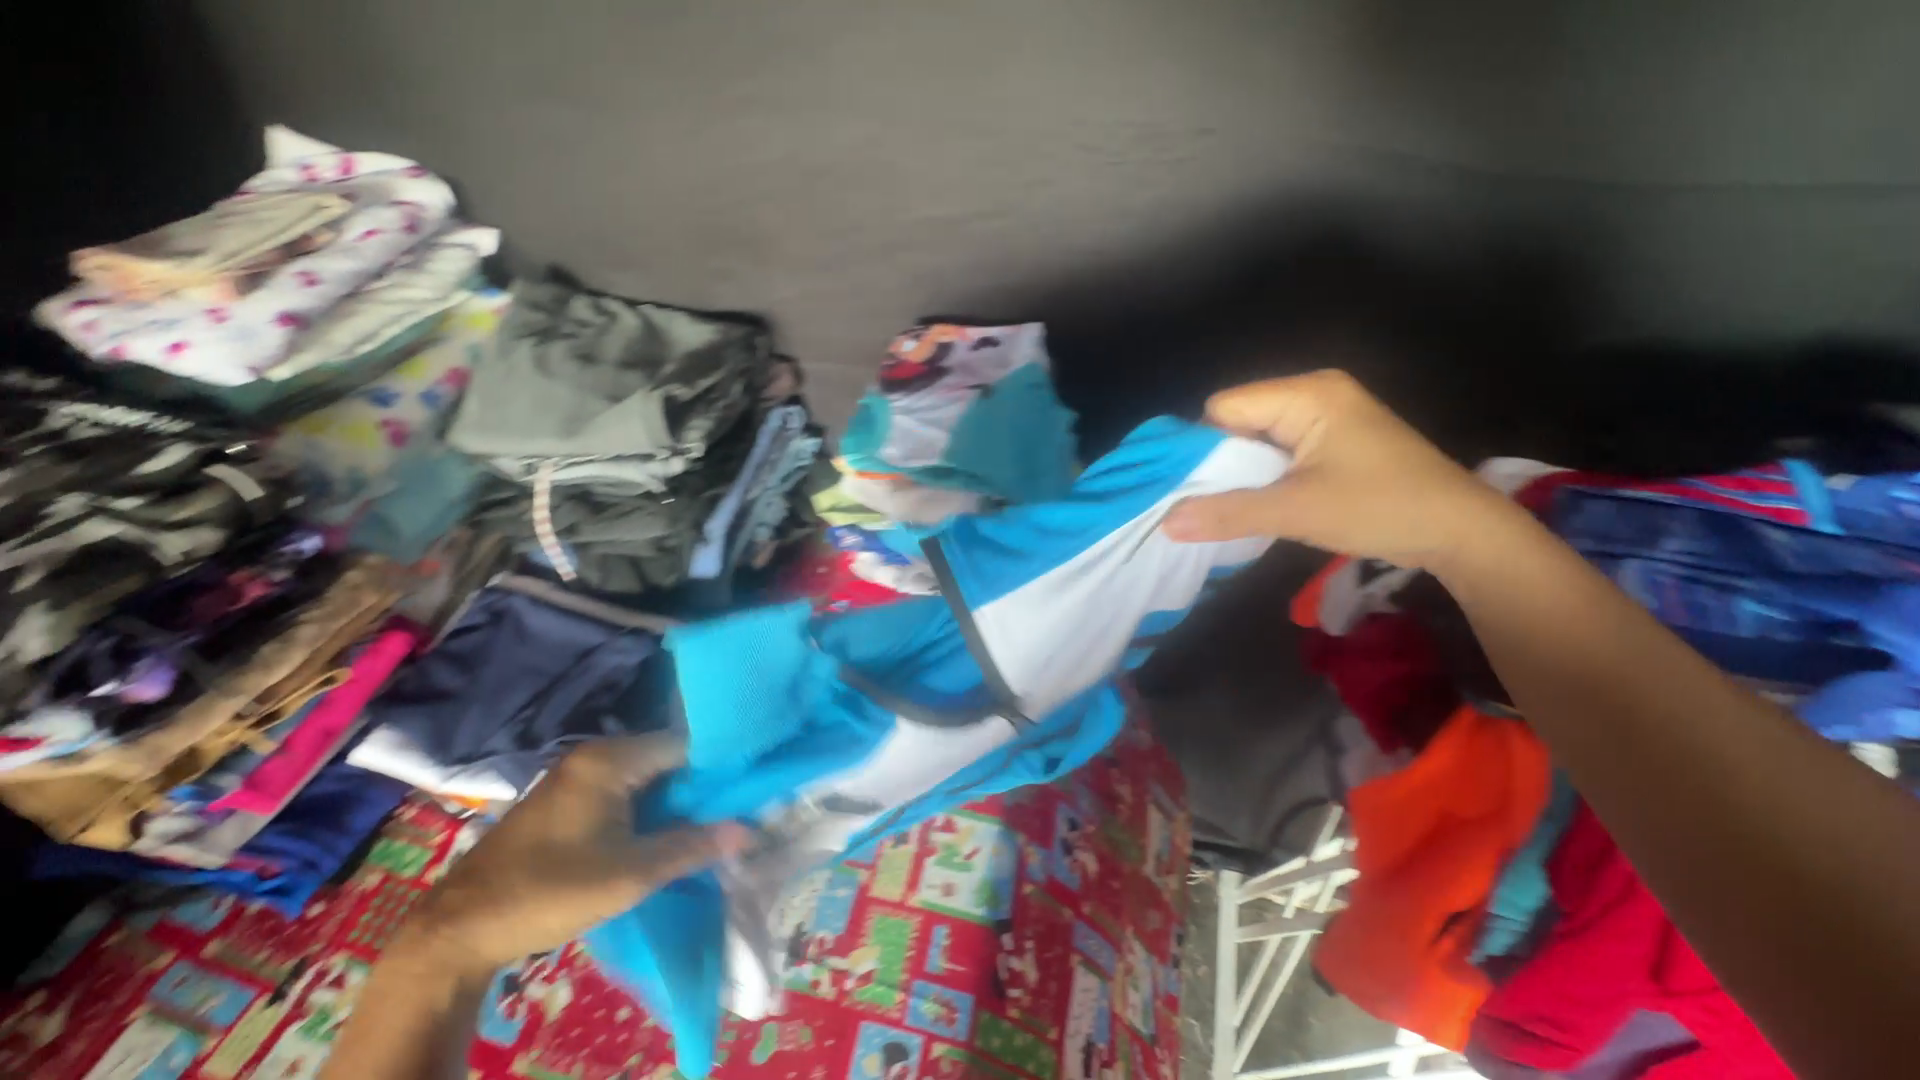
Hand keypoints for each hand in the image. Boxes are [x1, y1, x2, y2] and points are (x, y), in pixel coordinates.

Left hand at [400, 735, 750, 974]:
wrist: (459, 928)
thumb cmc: (550, 890)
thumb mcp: (631, 874)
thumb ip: (691, 846)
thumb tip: (748, 830)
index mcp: (610, 760)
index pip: (684, 744)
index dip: (722, 763)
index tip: (755, 781)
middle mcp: (593, 758)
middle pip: (665, 758)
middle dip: (702, 784)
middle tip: (743, 807)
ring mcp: (575, 780)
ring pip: (644, 779)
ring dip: (676, 800)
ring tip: (716, 822)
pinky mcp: (564, 805)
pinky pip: (622, 794)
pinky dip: (648, 810)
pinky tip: (668, 834)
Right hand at [1163, 370, 1522, 568]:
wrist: (1461, 530)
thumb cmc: (1380, 508)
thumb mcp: (1297, 511)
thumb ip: (1227, 513)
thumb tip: (1165, 522)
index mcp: (1307, 393)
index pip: (1224, 407)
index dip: (1204, 447)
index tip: (1202, 491)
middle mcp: (1316, 392)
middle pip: (1240, 419)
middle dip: (1225, 463)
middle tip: (1222, 505)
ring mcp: (1330, 414)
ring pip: (1260, 438)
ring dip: (1248, 474)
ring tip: (1247, 509)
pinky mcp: (1339, 439)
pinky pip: (1283, 450)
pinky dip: (1269, 477)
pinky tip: (1272, 504)